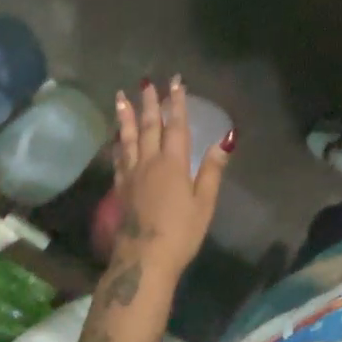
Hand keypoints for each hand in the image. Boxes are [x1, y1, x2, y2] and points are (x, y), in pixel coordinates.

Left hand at [109, 76, 230, 277]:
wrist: (144, 259)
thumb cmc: (181, 232)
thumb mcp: (204, 203)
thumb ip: (211, 170)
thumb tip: (224, 139)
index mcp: (173, 163)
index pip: (175, 126)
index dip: (176, 103)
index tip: (175, 82)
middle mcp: (150, 162)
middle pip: (149, 127)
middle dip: (149, 103)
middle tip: (146, 81)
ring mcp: (131, 175)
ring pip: (128, 138)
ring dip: (126, 116)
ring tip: (121, 97)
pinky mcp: (120, 189)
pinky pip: (118, 157)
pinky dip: (118, 143)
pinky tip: (116, 138)